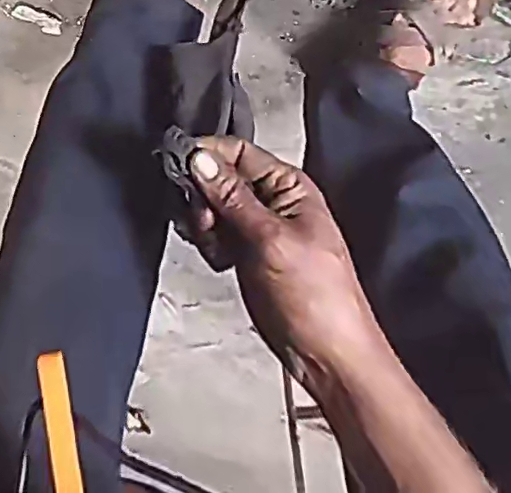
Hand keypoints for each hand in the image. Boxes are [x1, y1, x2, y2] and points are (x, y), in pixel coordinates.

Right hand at [188, 137, 388, 388]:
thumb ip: (232, 197)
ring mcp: (257, 227)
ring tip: (218, 247)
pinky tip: (221, 260)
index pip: (238, 150)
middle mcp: (272, 201)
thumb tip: (201, 158)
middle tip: (205, 221)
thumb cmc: (319, 299)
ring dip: (204, 224)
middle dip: (204, 196)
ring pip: (212, 205)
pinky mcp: (246, 251)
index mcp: (288, 186)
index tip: (182, 168)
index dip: (208, 156)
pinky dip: (209, 243)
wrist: (328, 359)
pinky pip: (214, 232)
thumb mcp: (271, 240)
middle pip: (219, 177)